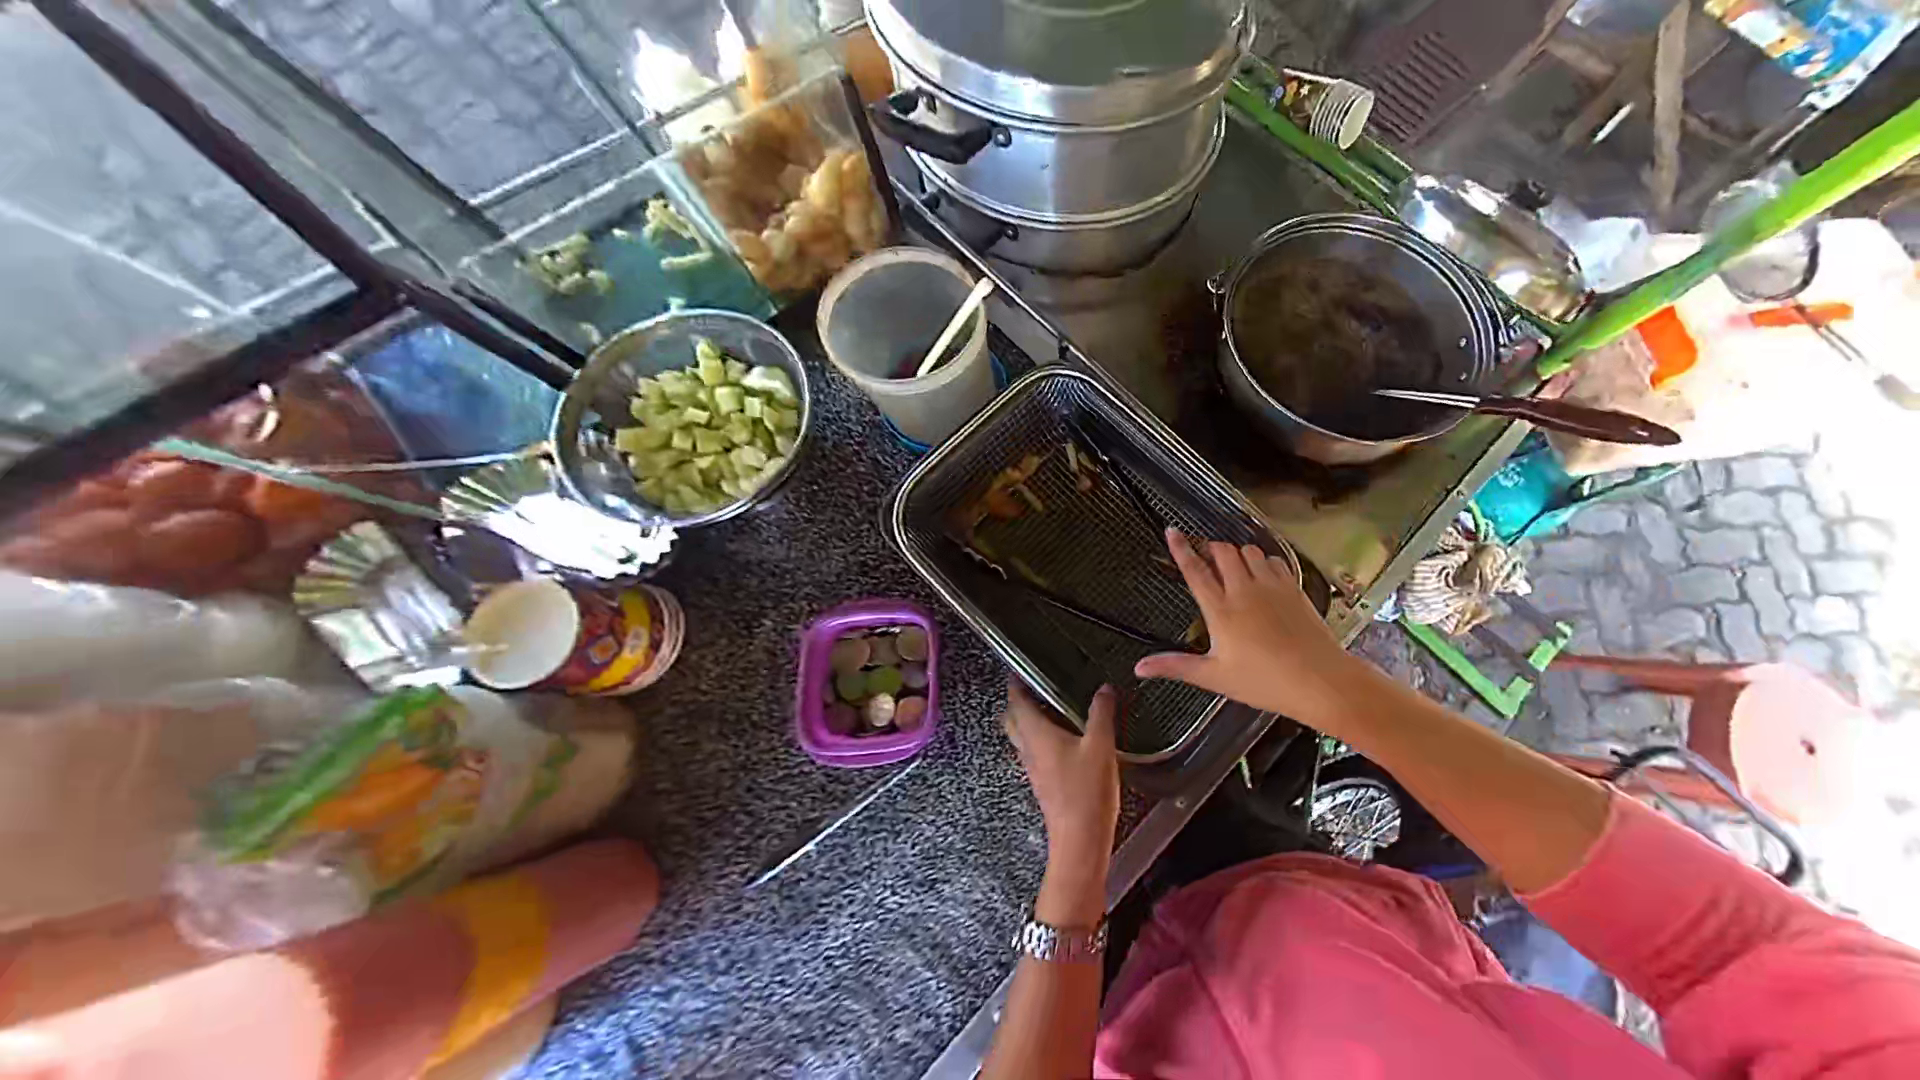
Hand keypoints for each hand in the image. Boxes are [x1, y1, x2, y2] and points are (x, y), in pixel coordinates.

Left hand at [1003, 676, 1118, 875]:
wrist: (1079, 840)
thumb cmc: (1086, 791)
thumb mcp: (1101, 745)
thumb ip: (1101, 713)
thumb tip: (1104, 689)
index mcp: (1036, 733)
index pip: (1015, 701)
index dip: (1015, 684)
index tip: (1019, 670)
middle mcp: (1028, 748)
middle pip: (1012, 719)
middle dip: (1018, 702)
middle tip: (1033, 689)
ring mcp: (1032, 767)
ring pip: (1021, 737)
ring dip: (1028, 721)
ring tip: (1050, 710)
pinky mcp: (1042, 782)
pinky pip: (1033, 753)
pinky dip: (1040, 740)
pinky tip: (1062, 741)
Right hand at [1134, 529, 1363, 732]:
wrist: (1321, 681)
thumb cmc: (1265, 681)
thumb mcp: (1213, 676)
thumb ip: (1174, 666)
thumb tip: (1141, 667)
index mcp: (1220, 610)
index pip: (1194, 569)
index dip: (1180, 548)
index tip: (1171, 531)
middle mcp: (1244, 591)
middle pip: (1222, 551)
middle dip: (1210, 548)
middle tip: (1205, 557)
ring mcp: (1272, 587)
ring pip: (1249, 551)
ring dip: (1236, 553)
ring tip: (1231, 566)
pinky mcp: (1293, 589)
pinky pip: (1274, 560)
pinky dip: (1263, 561)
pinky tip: (1261, 575)